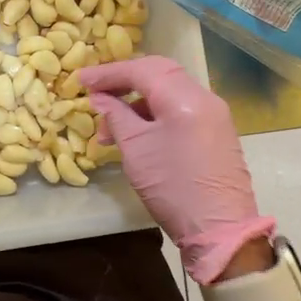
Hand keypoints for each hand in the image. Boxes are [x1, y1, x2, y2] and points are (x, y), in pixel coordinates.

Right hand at [79, 56, 274, 283]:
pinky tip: (136, 132)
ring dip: (137, 100)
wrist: (220, 231)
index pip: (141, 70)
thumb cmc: (173, 187)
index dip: (108, 73)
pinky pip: (180, 108)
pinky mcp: (216, 132)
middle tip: (96, 93)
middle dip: (124, 80)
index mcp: (184, 98)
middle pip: (158, 72)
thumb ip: (116, 116)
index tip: (81, 81)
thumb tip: (101, 98)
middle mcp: (204, 98)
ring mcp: (215, 115)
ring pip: (169, 90)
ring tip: (110, 127)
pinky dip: (155, 112)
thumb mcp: (135, 149)